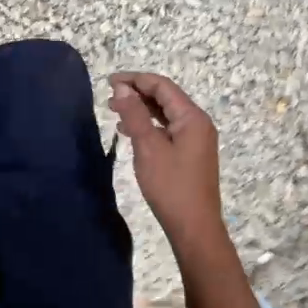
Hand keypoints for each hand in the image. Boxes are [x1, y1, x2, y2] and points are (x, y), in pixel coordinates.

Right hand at [108, 72, 226, 255]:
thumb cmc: (170, 186)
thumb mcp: (148, 147)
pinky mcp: (190, 153)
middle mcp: (198, 123)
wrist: (194, 228)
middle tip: (109, 98)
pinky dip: (148, 125)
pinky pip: (167, 128)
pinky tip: (129, 132)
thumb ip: (134, 114)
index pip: (162, 86)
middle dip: (136, 93)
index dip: (135, 80)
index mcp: (192, 117)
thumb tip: (122, 88)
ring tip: (114, 112)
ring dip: (140, 109)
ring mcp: (196, 139)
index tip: (108, 82)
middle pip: (165, 97)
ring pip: (165, 113)